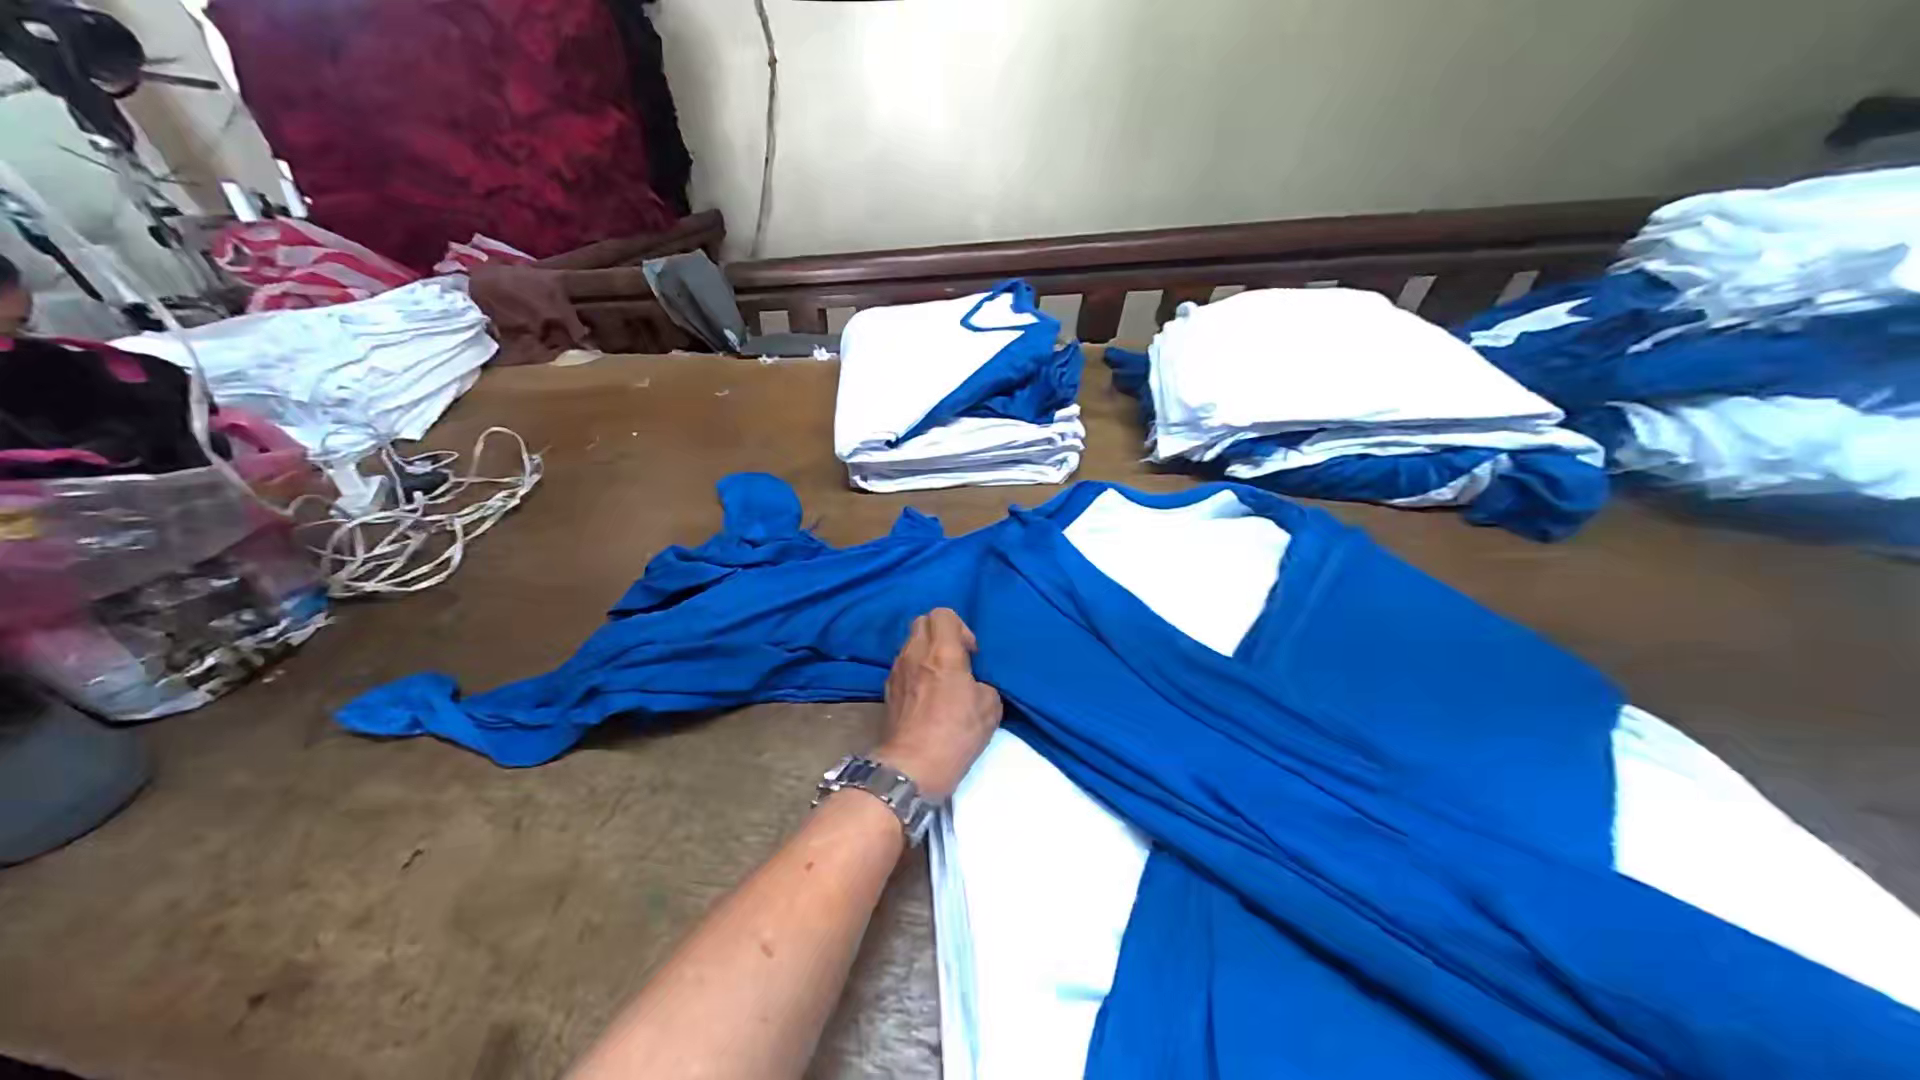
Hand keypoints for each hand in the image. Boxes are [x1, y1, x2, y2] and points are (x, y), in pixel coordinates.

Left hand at [874, 608, 1001, 800]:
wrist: (913, 765)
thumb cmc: (956, 734)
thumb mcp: (990, 707)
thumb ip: (984, 683)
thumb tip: (974, 683)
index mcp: (942, 652)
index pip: (943, 614)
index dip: (960, 628)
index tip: (970, 654)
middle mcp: (915, 653)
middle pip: (922, 621)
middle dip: (940, 633)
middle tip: (955, 658)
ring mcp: (897, 670)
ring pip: (910, 643)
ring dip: (926, 651)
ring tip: (940, 677)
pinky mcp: (887, 689)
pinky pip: (902, 665)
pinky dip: (914, 669)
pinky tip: (925, 694)